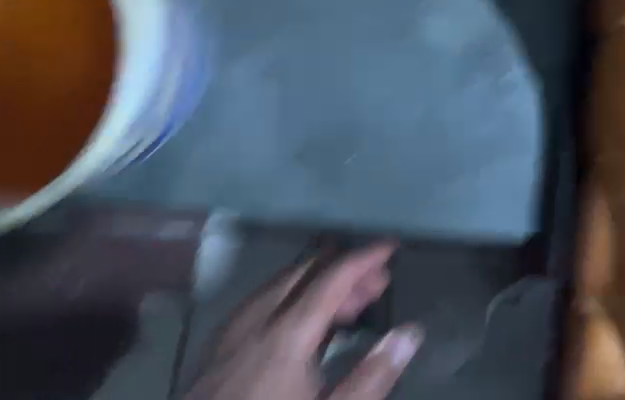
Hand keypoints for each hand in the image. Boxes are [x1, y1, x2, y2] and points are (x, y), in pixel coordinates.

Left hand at [184, 243, 422, 399]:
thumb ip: (371, 378)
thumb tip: (409, 333)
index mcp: (286, 335)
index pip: (332, 276)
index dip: (364, 257)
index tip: (391, 246)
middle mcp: (256, 322)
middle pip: (304, 271)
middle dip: (343, 269)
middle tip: (377, 285)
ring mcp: (230, 336)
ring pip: (279, 285)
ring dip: (317, 284)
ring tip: (348, 307)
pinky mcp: (214, 355)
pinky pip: (259, 304)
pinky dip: (290, 298)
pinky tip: (299, 326)